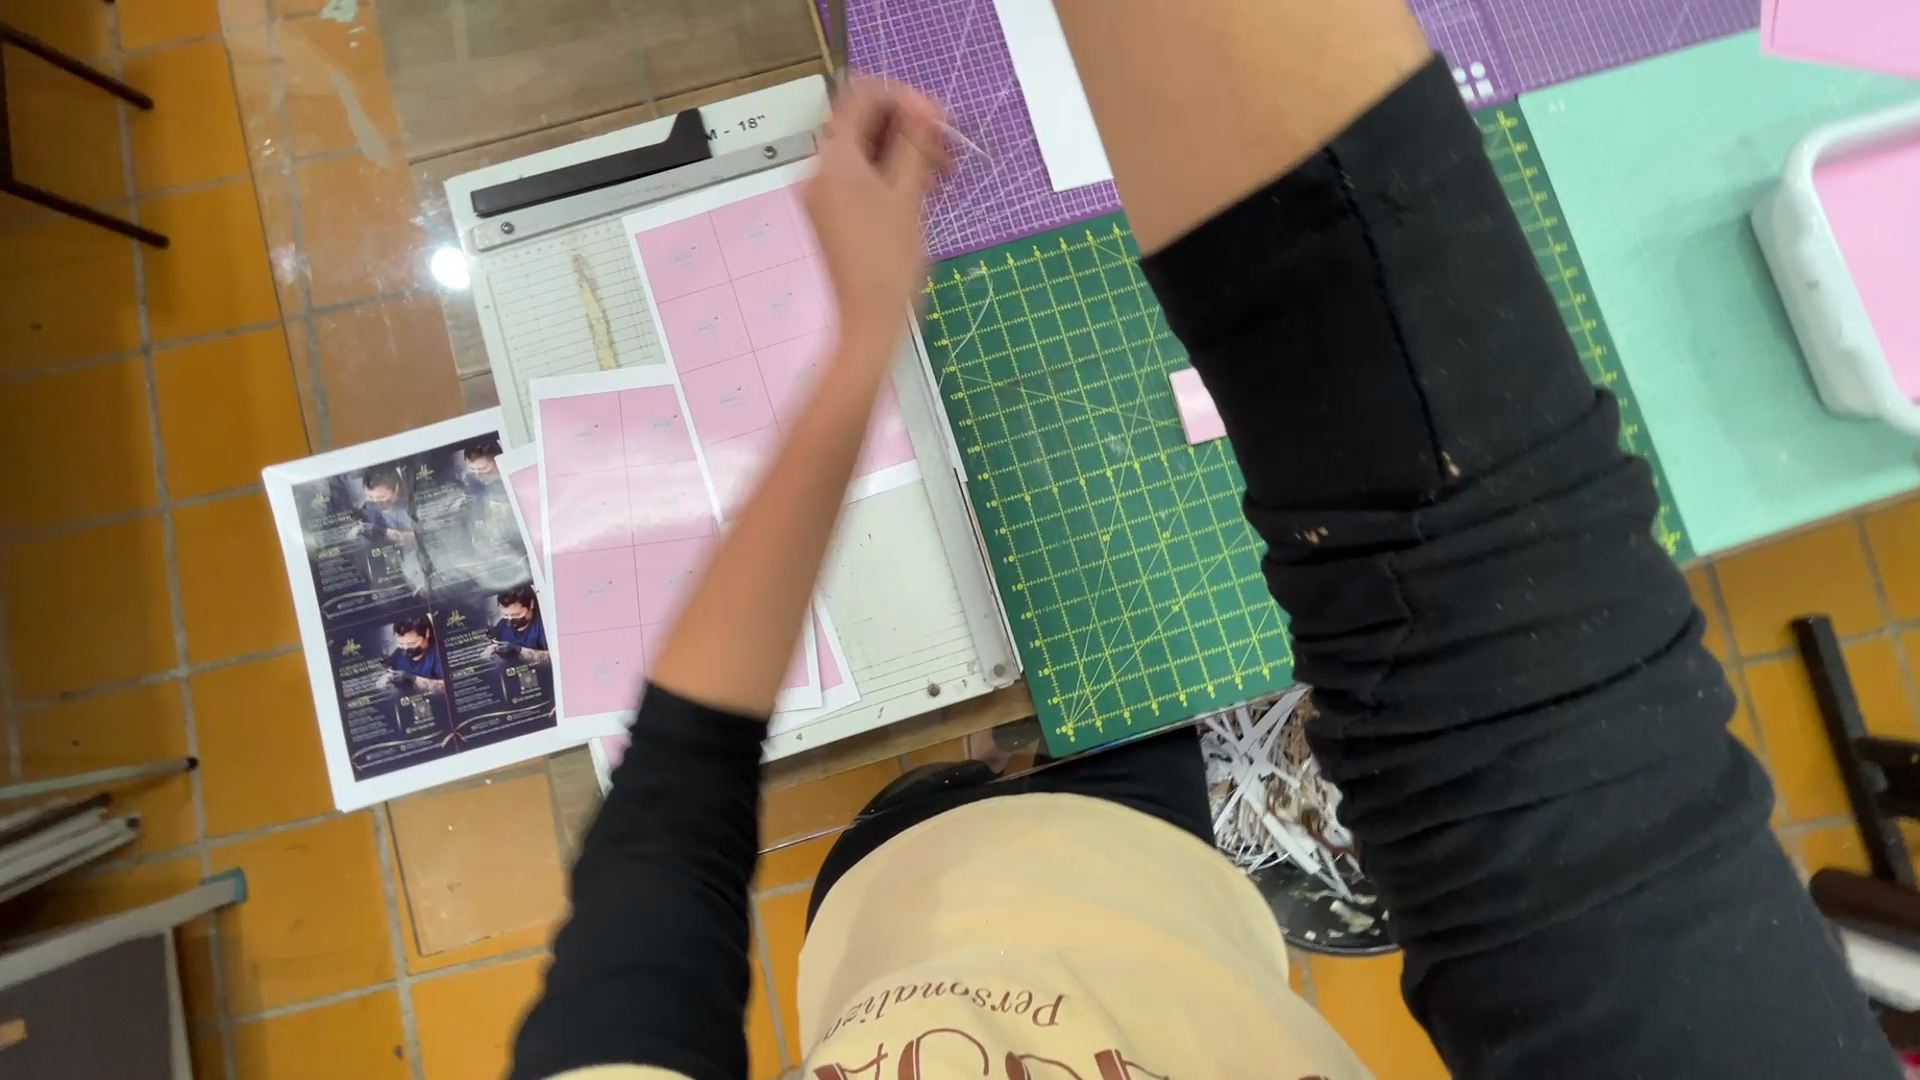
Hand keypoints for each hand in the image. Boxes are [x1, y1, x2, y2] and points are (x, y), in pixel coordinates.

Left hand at [803, 79, 950, 357]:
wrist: (869, 321)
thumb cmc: (890, 264)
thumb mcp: (908, 197)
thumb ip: (914, 145)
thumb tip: (922, 109)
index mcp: (834, 160)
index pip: (862, 97)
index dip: (903, 98)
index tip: (938, 118)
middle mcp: (821, 172)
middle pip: (863, 126)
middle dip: (907, 128)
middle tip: (947, 148)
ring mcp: (825, 197)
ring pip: (866, 155)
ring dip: (904, 154)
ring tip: (941, 174)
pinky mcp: (836, 218)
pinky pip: (862, 181)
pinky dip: (891, 177)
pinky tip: (922, 191)